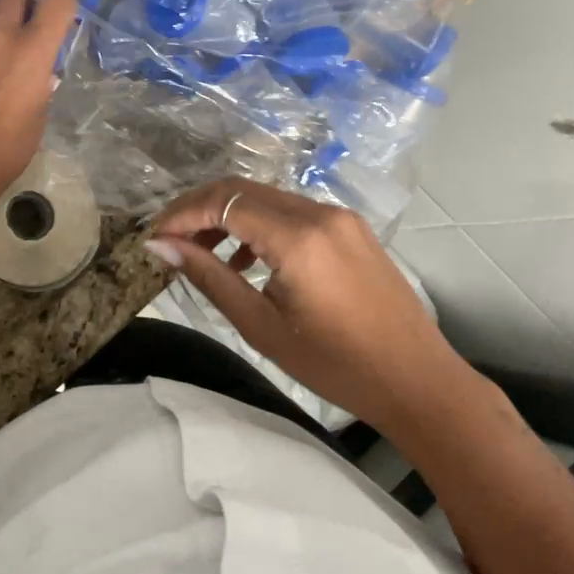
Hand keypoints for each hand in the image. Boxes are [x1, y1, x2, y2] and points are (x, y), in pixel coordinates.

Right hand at [145, 178, 474, 437]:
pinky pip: (290, 212)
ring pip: (265, 198)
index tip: (152, 238)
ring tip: (201, 253)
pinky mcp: (351, 229)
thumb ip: (208, 277)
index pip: (222, 202)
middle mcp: (319, 213)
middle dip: (198, 209)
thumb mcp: (261, 326)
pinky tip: (244, 261)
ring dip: (226, 216)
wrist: (420, 384)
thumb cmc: (337, 365)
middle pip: (241, 190)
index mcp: (298, 237)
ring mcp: (339, 217)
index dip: (181, 215)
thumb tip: (160, 246)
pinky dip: (257, 225)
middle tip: (169, 241)